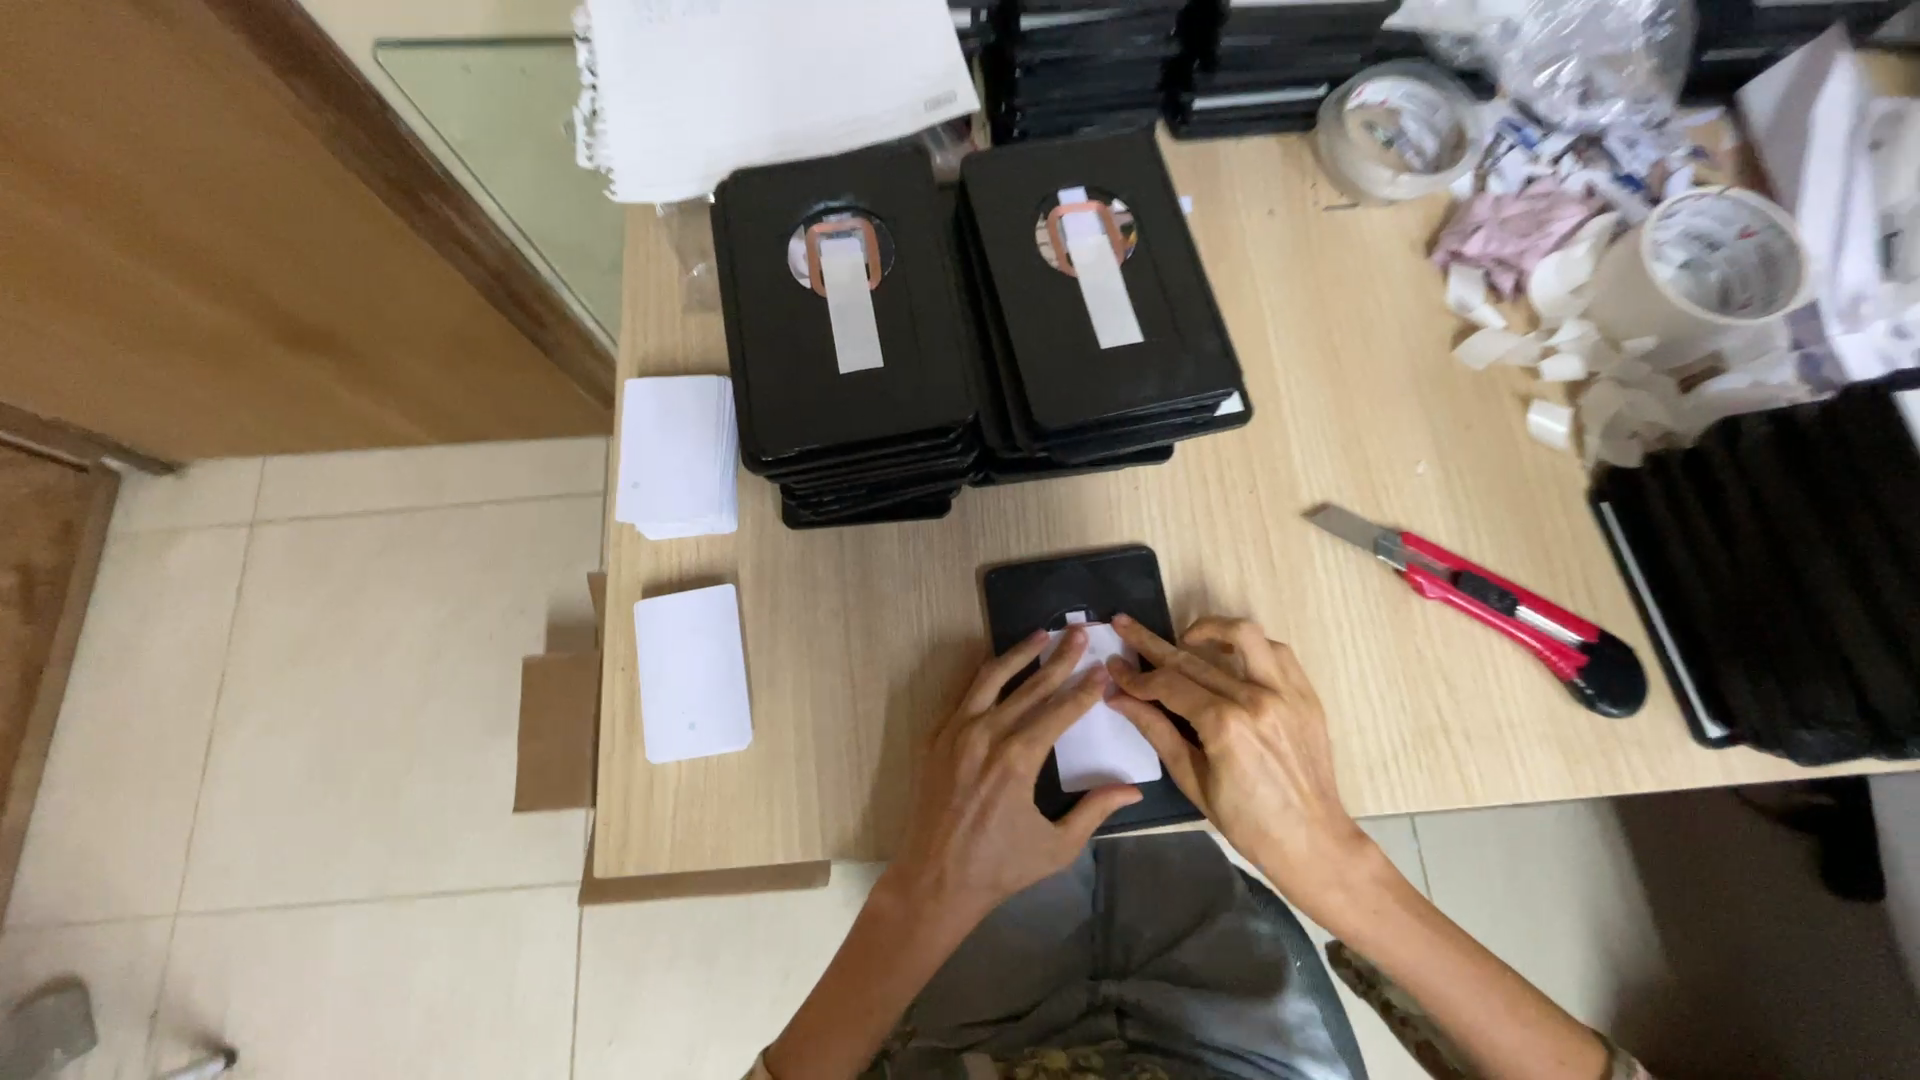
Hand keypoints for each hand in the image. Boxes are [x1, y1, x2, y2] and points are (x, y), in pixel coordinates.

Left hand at [886, 628, 1143, 925]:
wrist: (933, 880)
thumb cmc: (999, 868)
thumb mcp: (1056, 846)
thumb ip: (1094, 810)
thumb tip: (1134, 789)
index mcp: (1017, 759)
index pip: (1060, 710)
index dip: (1085, 688)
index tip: (1104, 668)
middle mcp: (985, 734)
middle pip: (1030, 685)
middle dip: (1059, 657)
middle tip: (1080, 632)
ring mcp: (955, 731)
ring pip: (991, 678)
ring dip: (1019, 653)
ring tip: (1041, 633)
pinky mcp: (935, 737)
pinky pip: (964, 694)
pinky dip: (985, 675)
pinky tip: (999, 665)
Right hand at [1104, 615, 1380, 921]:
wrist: (1313, 841)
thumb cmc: (1247, 822)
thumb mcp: (1192, 780)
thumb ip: (1156, 730)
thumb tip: (1119, 698)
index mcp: (1225, 726)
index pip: (1168, 685)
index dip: (1135, 676)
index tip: (1113, 665)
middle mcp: (1256, 699)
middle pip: (1193, 657)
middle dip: (1152, 643)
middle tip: (1125, 626)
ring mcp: (1286, 693)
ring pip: (1243, 635)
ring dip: (1208, 629)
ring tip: (1184, 637)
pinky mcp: (1306, 695)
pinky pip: (1276, 652)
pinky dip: (1248, 646)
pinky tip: (1227, 656)